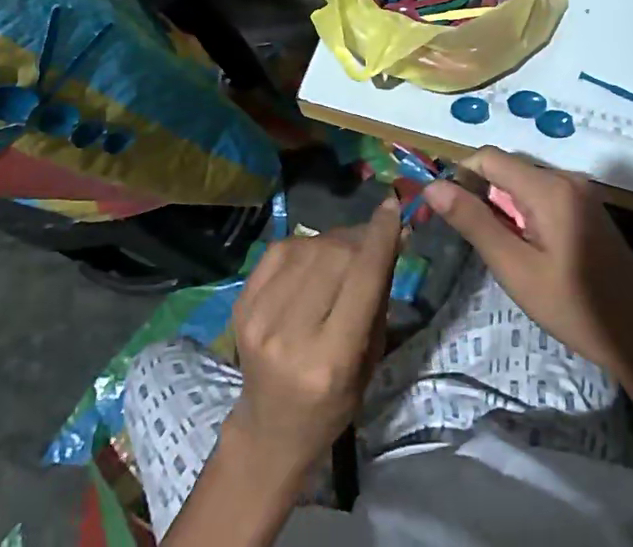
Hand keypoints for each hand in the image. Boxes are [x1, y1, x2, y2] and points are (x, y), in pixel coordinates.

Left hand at [223, 198, 402, 478]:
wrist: (271, 426)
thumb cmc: (334, 401)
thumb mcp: (370, 357)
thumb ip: (379, 295)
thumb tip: (391, 235)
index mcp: (330, 359)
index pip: (361, 280)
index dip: (379, 238)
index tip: (393, 206)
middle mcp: (290, 335)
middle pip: (333, 257)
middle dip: (359, 239)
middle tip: (374, 240)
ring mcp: (258, 317)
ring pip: (307, 248)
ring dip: (333, 240)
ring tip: (345, 252)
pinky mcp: (240, 303)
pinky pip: (280, 250)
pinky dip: (305, 246)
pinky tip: (314, 259)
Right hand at [423, 148, 632, 377]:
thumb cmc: (571, 306)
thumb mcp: (514, 266)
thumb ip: (473, 221)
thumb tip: (433, 186)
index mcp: (550, 187)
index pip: (488, 157)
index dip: (461, 177)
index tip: (448, 213)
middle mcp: (567, 178)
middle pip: (507, 168)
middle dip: (480, 193)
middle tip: (470, 238)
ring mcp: (581, 193)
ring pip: (523, 182)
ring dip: (502, 205)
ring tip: (497, 248)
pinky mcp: (588, 209)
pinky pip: (544, 196)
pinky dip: (524, 212)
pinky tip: (525, 248)